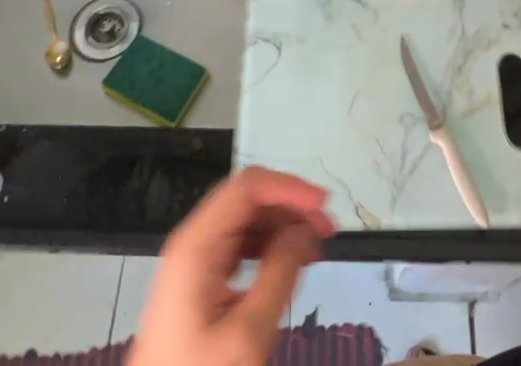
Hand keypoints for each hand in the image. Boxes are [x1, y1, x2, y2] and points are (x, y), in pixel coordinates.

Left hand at [129, 167, 335, 365]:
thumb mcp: (247, 333)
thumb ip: (279, 275)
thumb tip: (305, 230)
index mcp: (196, 246)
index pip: (246, 189)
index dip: (288, 188)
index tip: (324, 205)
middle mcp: (193, 241)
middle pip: (246, 199)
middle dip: (289, 205)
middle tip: (327, 229)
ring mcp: (195, 258)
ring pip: (245, 219)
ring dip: (283, 224)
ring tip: (315, 248)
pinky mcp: (201, 277)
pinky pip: (240, 244)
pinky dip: (269, 244)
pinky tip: (292, 261)